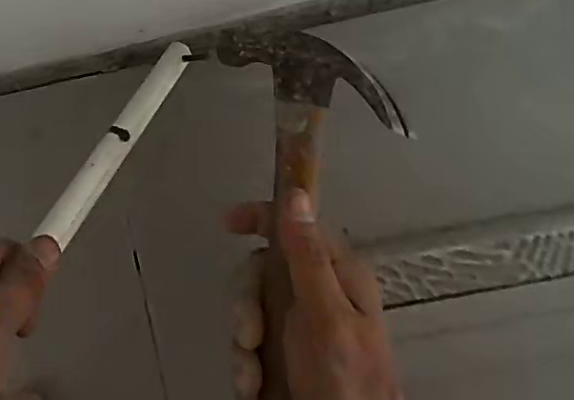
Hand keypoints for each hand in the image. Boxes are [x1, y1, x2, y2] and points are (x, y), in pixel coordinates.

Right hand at [223, 192, 401, 399]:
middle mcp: (319, 291)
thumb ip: (308, 256)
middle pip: (264, 266)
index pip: (295, 223)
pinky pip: (251, 341)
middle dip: (247, 298)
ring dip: (243, 337)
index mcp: (338, 273)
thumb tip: (296, 193)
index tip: (228, 222)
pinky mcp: (285, 355)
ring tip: (251, 372)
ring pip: (253, 304)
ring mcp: (301, 325)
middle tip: (248, 331)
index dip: (261, 216)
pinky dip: (245, 362)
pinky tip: (253, 385)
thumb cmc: (346, 381)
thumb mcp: (326, 315)